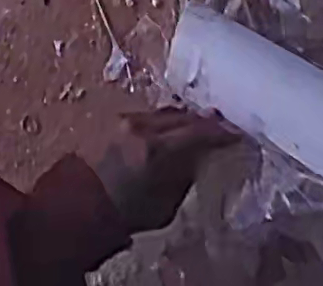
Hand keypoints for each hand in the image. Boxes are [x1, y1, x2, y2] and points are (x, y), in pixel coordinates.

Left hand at [90, 108, 243, 232]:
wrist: (85, 197)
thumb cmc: (130, 210)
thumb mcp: (167, 202)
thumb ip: (185, 173)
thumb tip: (202, 155)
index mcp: (155, 149)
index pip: (196, 132)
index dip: (220, 132)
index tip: (237, 133)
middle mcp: (140, 126)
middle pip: (181, 116)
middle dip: (204, 121)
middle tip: (224, 126)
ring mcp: (125, 118)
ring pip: (164, 112)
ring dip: (184, 118)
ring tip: (203, 125)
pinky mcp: (116, 116)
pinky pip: (149, 114)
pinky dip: (166, 120)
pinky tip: (175, 127)